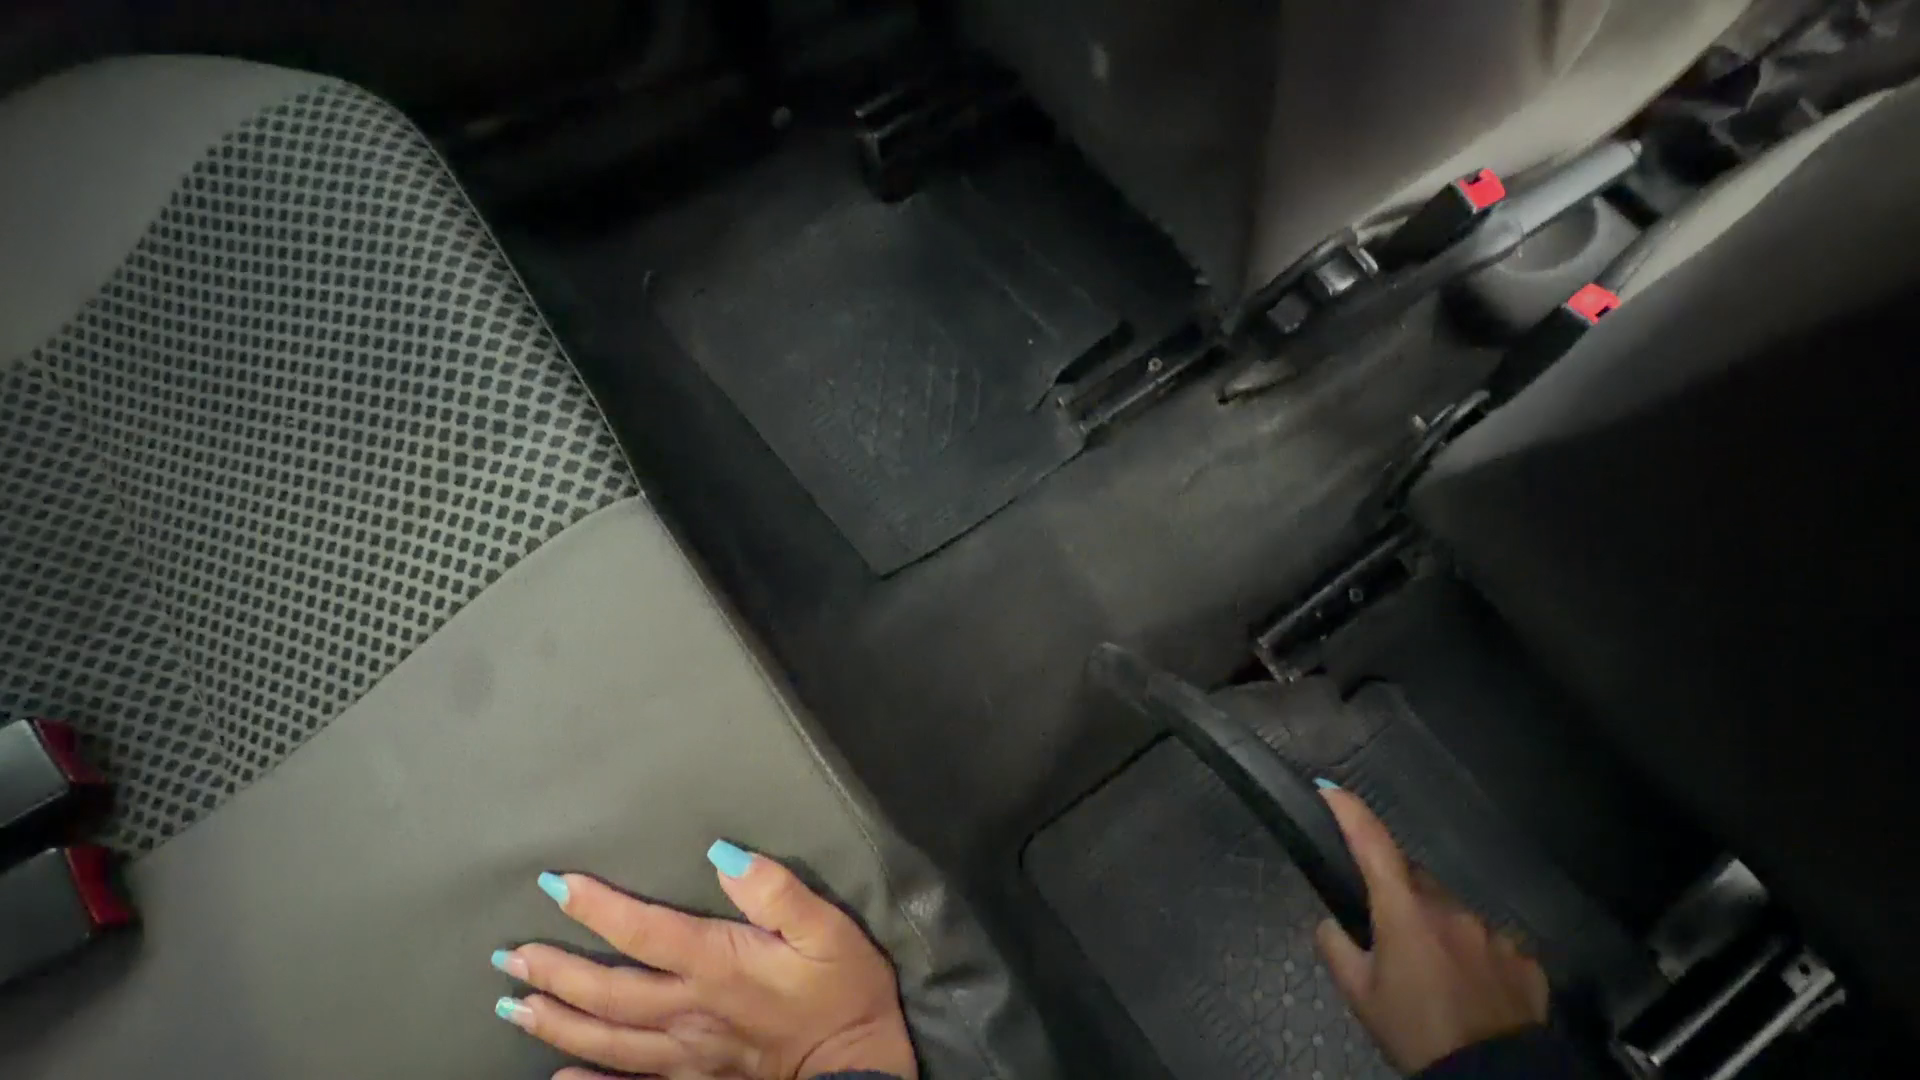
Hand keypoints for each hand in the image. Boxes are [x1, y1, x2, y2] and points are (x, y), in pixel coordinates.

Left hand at [493, 842, 917, 1079]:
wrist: (856, 1064)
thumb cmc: (841, 986)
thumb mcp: (825, 926)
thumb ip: (776, 891)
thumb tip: (725, 854)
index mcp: (717, 966)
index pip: (643, 930)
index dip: (597, 906)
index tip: (555, 883)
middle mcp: (688, 1012)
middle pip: (607, 991)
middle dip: (554, 970)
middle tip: (509, 954)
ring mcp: (686, 1054)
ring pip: (604, 1041)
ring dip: (554, 1022)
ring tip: (512, 1004)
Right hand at [1314, 788, 1549, 1073]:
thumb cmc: (1416, 1030)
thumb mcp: (1358, 993)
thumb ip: (1335, 945)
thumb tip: (1334, 922)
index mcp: (1403, 909)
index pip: (1372, 843)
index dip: (1350, 811)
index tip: (1330, 790)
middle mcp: (1449, 907)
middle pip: (1414, 879)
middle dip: (1397, 893)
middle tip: (1386, 932)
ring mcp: (1492, 931)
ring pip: (1452, 911)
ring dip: (1436, 926)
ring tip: (1433, 972)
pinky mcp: (1524, 959)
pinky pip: (1489, 942)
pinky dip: (1473, 954)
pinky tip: (1470, 988)